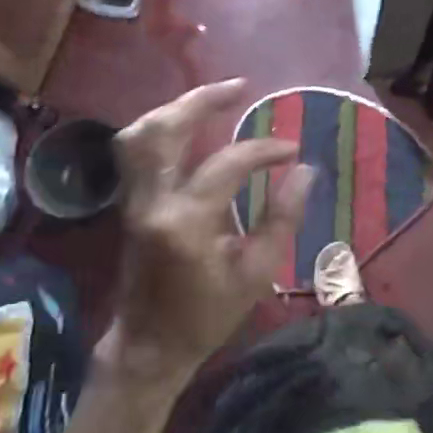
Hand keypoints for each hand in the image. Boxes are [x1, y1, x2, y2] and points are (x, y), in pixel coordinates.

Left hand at [105, 79, 313, 377]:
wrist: (149, 344)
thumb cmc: (207, 315)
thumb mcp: (256, 273)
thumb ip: (281, 218)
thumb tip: (305, 171)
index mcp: (186, 221)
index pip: (227, 163)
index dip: (264, 150)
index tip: (292, 151)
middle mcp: (152, 201)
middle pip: (164, 128)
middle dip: (202, 100)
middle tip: (238, 87)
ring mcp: (132, 200)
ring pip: (139, 134)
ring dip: (175, 109)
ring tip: (211, 101)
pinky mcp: (128, 203)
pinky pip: (135, 151)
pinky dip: (161, 129)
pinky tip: (188, 128)